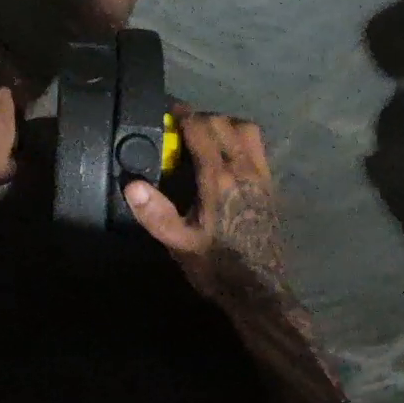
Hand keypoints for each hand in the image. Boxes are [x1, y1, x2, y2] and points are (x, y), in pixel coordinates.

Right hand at [123, 106, 283, 300]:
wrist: (259, 291)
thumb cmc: (215, 265)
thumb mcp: (178, 243)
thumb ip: (155, 213)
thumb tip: (132, 184)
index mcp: (218, 178)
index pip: (202, 130)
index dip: (184, 115)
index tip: (168, 111)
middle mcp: (243, 170)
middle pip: (225, 123)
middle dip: (201, 117)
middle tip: (180, 127)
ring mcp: (262, 176)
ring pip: (247, 130)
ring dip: (226, 124)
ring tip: (206, 137)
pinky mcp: (271, 187)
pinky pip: (258, 148)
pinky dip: (241, 140)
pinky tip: (227, 157)